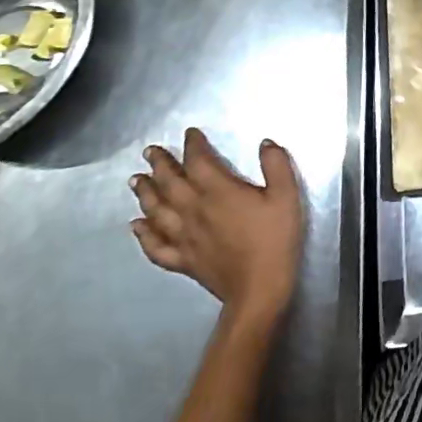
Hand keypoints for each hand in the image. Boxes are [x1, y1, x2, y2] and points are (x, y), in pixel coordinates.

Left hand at [131, 128, 303, 326]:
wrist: (260, 289)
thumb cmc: (274, 239)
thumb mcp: (286, 196)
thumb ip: (275, 166)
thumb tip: (265, 143)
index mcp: (218, 191)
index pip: (198, 161)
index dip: (192, 144)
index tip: (190, 133)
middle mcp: (194, 210)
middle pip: (169, 182)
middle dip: (159, 164)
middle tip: (149, 150)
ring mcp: (184, 237)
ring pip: (157, 210)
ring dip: (144, 193)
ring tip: (135, 180)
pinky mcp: (183, 260)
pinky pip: (156, 246)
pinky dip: (143, 235)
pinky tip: (136, 226)